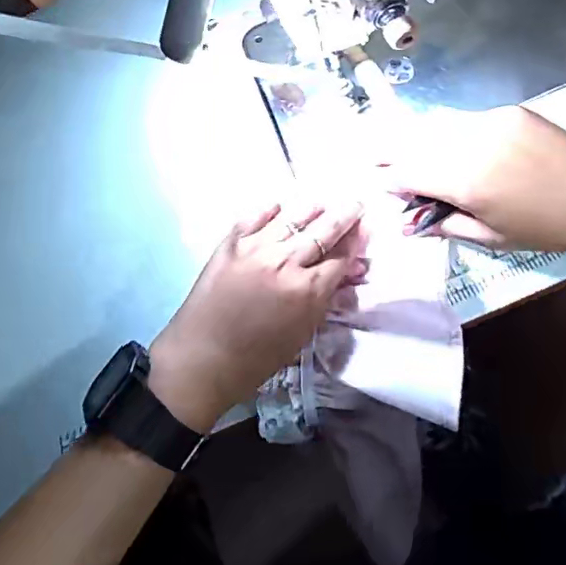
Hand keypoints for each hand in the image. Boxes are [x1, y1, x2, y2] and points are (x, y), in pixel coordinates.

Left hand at [147, 200, 365, 431]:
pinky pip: (254, 217)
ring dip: (312, 208)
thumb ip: (325, 297)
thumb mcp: (301, 332)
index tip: (365, 227)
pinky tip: (279, 205)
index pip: (341, 257)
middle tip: (355, 204)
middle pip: (324, 231)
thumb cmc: (256, 359)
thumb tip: (348, 272)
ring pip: (292, 218)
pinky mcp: (230, 245)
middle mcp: (286, 262)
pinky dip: (269, 210)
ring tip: (323, 202)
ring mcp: (256, 249)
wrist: (200, 362)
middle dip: (344, 216)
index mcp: (307, 290)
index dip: (356, 241)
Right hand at [375, 106, 565, 257]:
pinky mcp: (509, 110)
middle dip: (390, 147)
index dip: (390, 177)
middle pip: (416, 140)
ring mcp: (490, 121)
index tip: (377, 181)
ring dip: (418, 136)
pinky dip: (449, 131)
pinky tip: (447, 142)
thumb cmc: (551, 227)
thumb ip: (447, 223)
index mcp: (465, 181)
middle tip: (370, 151)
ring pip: (438, 124)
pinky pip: (465, 120)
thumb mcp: (495, 237)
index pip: (408, 172)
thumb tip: (412, 221)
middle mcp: (471, 143)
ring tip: (403, 146)